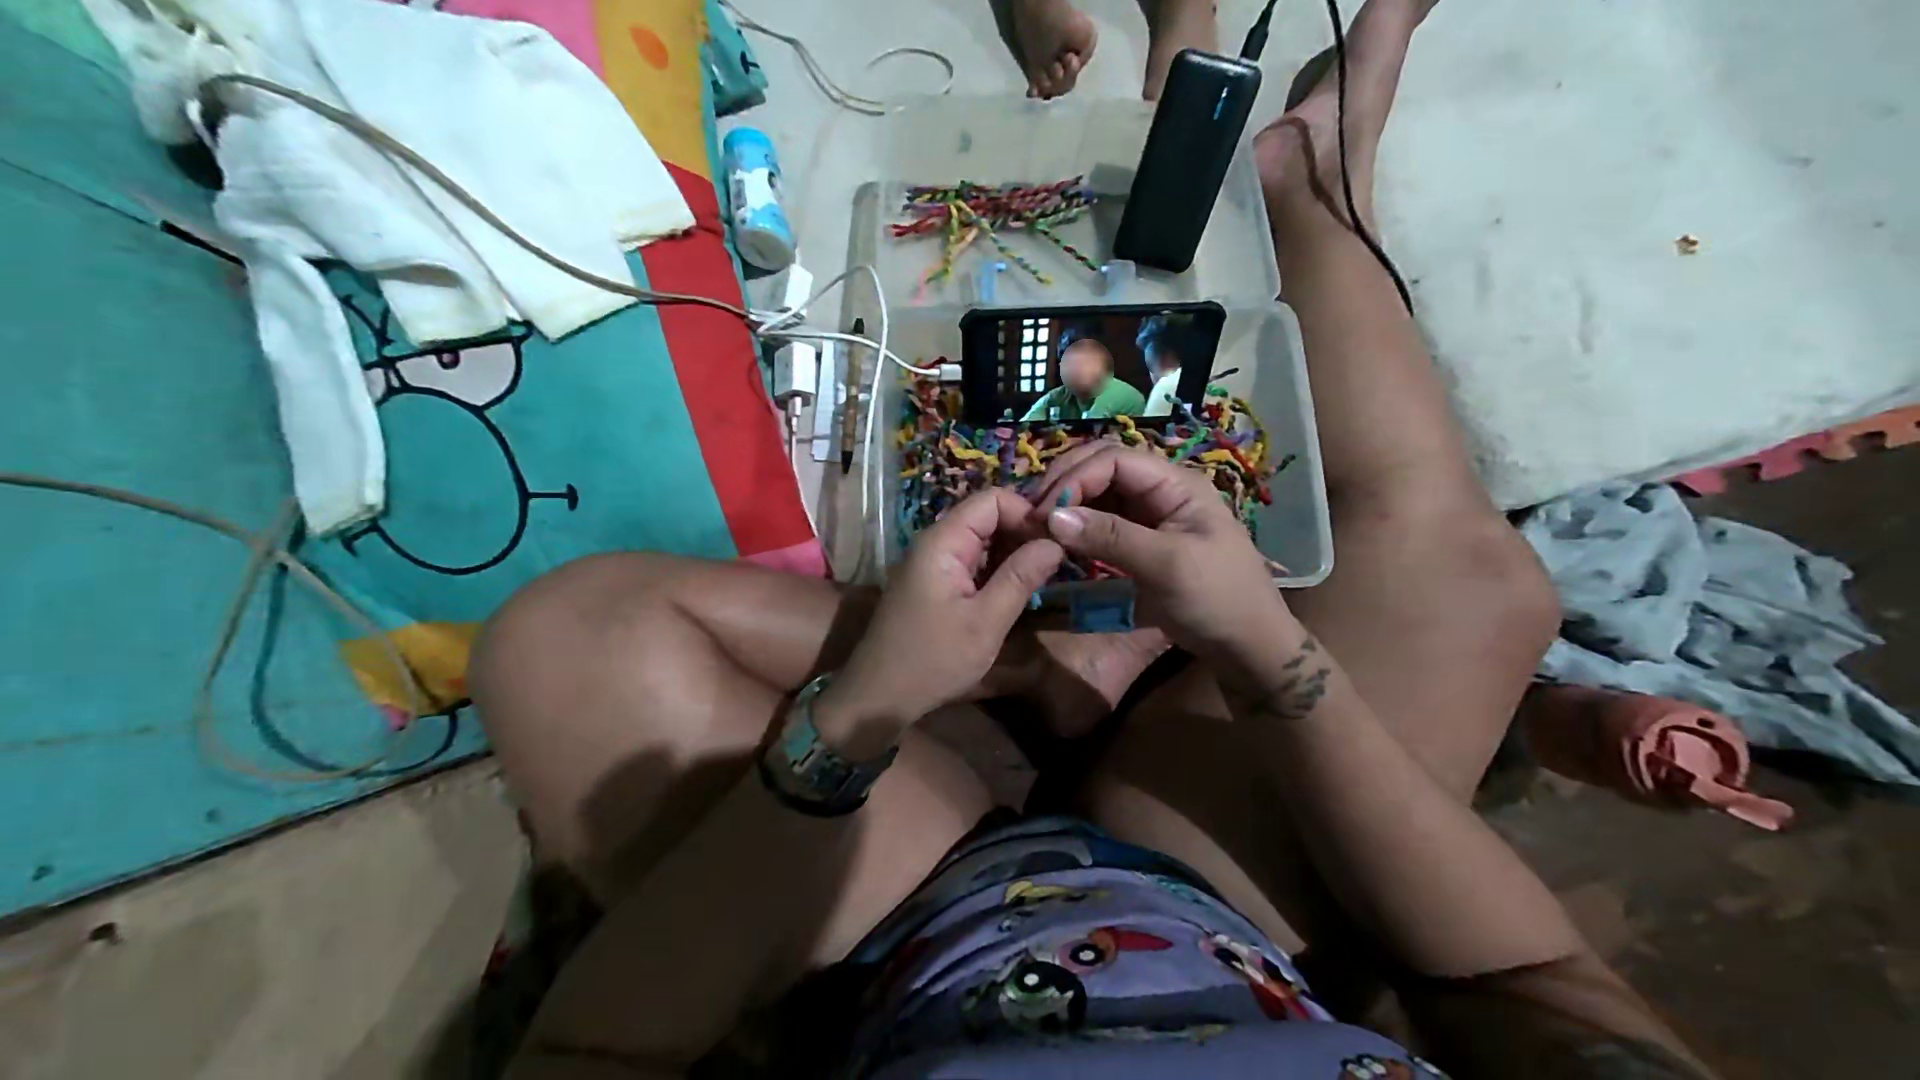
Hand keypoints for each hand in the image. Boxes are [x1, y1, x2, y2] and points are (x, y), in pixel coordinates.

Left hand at [815, 489, 1064, 751]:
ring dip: (1013, 552)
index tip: (1056, 542)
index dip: (1027, 513)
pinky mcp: (934, 584)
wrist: (878, 697)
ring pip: (982, 540)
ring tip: (1045, 575)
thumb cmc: (932, 660)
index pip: (992, 500)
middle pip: (987, 516)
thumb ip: (1020, 577)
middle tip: (1057, 562)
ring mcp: (932, 564)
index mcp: (942, 542)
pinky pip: (972, 562)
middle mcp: (935, 543)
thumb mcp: (985, 622)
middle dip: (1024, 532)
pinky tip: (1019, 589)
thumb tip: (1056, 542)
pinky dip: (997, 569)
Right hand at [1027, 441, 1305, 695]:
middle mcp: (1160, 490)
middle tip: (1032, 514)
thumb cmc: (1218, 599)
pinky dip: (1076, 525)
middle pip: (1102, 467)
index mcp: (1176, 484)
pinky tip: (1058, 539)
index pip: (1114, 459)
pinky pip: (1100, 520)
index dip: (1074, 477)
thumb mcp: (1166, 566)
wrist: (1247, 646)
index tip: (1043, 512)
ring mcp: (1149, 515)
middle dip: (1065, 483)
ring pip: (1097, 492)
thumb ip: (1111, 537)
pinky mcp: (1139, 539)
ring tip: (1038, 526)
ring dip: (1067, 503)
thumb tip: (1052, 517)